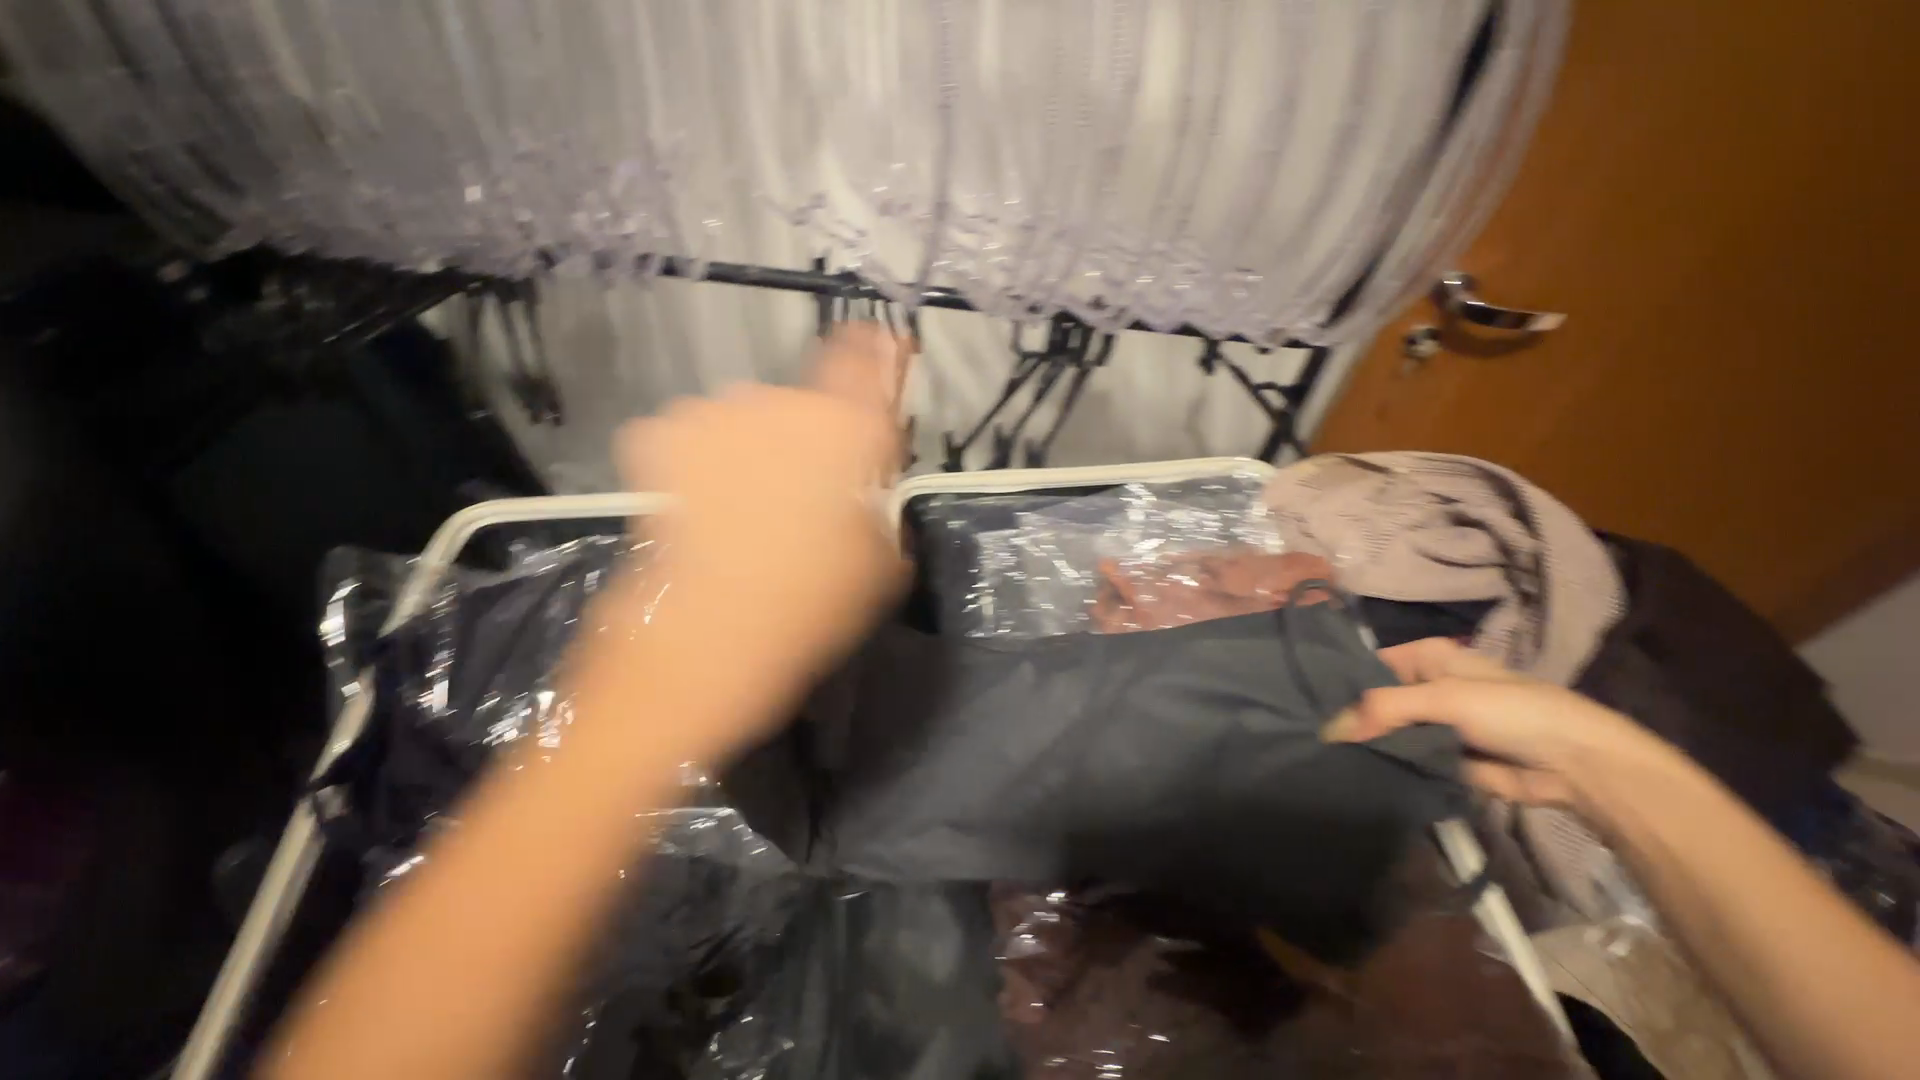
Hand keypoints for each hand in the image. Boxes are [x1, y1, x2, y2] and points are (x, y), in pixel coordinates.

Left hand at [599, 324, 910, 745]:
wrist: (705, 639)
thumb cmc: (811, 607)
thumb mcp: (882, 561)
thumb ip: (883, 502)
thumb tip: (872, 485)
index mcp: (851, 427)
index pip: (870, 355)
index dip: (876, 355)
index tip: (877, 366)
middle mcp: (786, 402)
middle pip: (804, 401)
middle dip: (805, 437)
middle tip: (802, 496)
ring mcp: (718, 413)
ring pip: (746, 419)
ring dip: (749, 449)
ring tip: (742, 511)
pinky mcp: (661, 434)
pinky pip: (692, 436)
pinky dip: (695, 460)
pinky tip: (697, 507)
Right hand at [1338, 637, 1681, 814]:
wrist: (1577, 765)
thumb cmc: (1512, 711)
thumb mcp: (1444, 698)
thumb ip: (1384, 708)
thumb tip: (1328, 730)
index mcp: (1425, 657)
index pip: (1367, 665)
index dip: (1339, 683)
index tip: (1304, 704)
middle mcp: (1425, 686)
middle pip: (1373, 702)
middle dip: (1349, 720)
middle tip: (1308, 737)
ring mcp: (1433, 725)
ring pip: (1386, 734)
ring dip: (1366, 747)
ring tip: (1323, 758)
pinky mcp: (1442, 760)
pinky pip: (1404, 761)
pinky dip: (1387, 768)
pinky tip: (1353, 774)